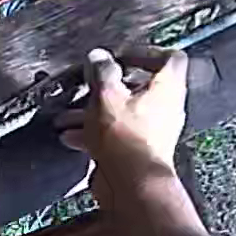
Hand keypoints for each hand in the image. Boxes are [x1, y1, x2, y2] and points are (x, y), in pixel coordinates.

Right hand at [52, 47, 188, 181]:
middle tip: (86, 88)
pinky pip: (115, 135)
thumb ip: (102, 73)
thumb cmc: (125, 137)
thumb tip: (98, 57)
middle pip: (138, 88)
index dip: (145, 53)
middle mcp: (164, 108)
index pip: (168, 58)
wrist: (130, 181)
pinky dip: (94, 133)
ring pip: (121, 113)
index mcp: (167, 88)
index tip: (121, 57)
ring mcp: (151, 131)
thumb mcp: (107, 97)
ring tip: (67, 118)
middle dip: (107, 89)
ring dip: (94, 113)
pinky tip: (71, 137)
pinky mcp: (136, 151)